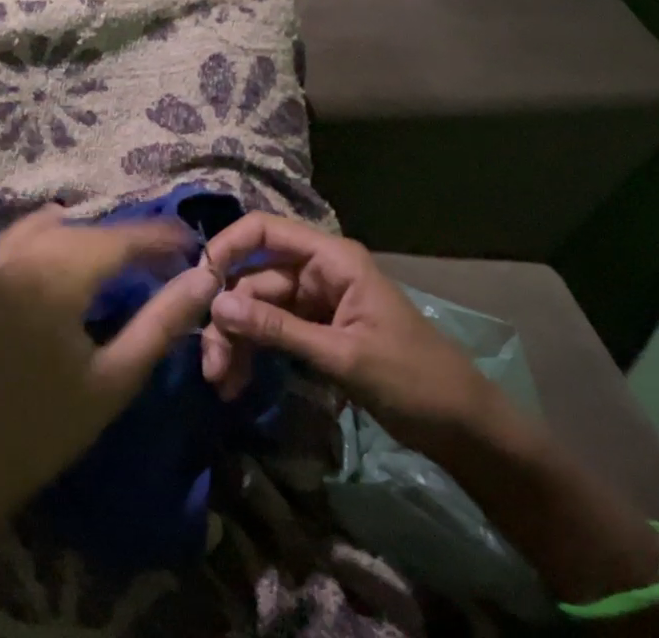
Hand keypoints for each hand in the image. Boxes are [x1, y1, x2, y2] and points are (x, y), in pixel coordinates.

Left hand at [0, 205, 217, 520]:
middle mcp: (22, 259)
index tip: (194, 244)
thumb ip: (161, 321)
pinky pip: (20, 237)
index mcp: (55, 280)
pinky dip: (51, 233)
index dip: (159, 237)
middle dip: (130, 238)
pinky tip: (70, 245)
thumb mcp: (117, 377)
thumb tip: (204, 278)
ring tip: (127, 257)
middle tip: (168, 258)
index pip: (118, 239)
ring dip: (92, 235)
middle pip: (87, 231)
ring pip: (53, 228)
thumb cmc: (51, 426)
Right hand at [199, 212, 509, 457]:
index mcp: (333, 260)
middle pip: (252, 280)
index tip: (197, 286)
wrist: (461, 427)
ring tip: (222, 383)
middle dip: (227, 319)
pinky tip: (236, 382)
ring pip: (254, 310)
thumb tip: (216, 306)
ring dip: (234, 342)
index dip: (227, 248)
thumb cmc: (414, 379)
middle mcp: (318, 273)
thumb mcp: (342, 354)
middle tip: (210, 366)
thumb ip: (277, 329)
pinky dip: (250, 355)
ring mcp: (313, 304)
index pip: (265, 231)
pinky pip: (269, 334)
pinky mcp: (313, 333)